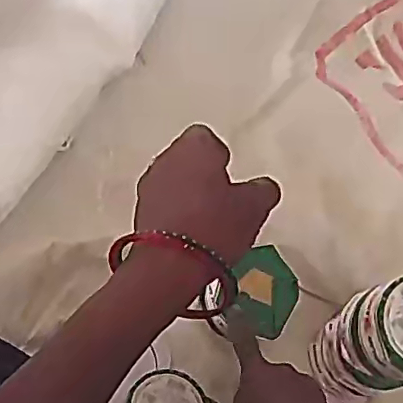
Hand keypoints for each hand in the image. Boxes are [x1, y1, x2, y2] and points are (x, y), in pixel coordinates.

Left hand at [134, 125, 280, 264]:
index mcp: (195, 146)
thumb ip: (262, 190)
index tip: (230, 179)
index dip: (219, 157)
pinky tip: (187, 238)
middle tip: (220, 202)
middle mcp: (165, 159)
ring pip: (172, 185)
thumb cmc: (217, 224)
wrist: (171, 264)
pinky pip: (161, 208)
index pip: (207, 138)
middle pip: (186, 162)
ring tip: (205, 225)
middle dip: (201, 177)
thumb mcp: (254, 207)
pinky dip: (173, 217)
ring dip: (186, 198)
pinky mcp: (138, 216)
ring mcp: (148, 188)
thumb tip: (263, 187)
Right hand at [226, 320, 350, 402]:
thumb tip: (253, 389)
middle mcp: (282, 370)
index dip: (238, 327)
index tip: (236, 310)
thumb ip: (244, 397)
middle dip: (263, 387)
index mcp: (257, 374)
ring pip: (284, 385)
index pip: (244, 344)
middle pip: (266, 373)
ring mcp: (303, 380)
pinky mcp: (319, 394)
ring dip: (281, 398)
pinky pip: (299, 396)